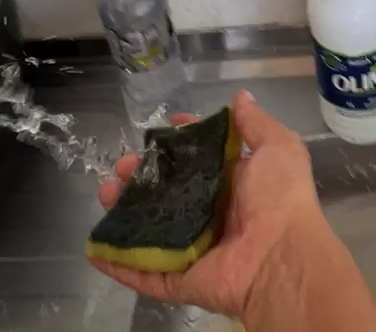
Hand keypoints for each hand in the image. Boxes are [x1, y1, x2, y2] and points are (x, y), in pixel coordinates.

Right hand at [90, 90, 332, 318]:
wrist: (282, 259)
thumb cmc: (279, 197)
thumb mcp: (277, 146)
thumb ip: (255, 123)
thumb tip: (241, 96)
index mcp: (234, 183)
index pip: (199, 159)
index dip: (179, 144)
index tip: (162, 129)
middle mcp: (212, 214)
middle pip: (167, 192)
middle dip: (141, 177)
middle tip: (120, 165)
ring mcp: (193, 248)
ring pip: (150, 228)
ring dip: (124, 213)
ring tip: (104, 194)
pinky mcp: (179, 278)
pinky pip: (144, 272)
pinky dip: (118, 262)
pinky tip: (94, 247)